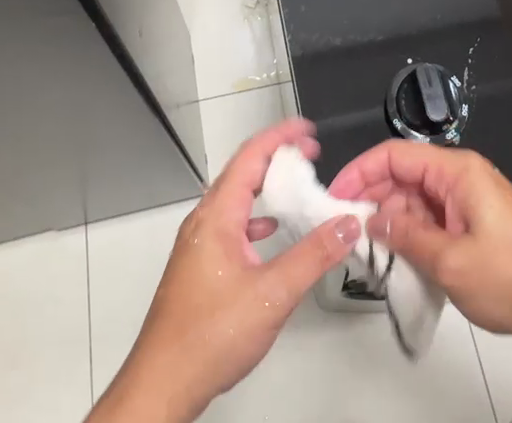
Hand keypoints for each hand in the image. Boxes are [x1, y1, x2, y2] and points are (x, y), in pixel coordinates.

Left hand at [91, 118, 361, 422]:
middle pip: (242, 174)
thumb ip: (314, 255)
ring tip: (298, 187)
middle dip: (277, 158)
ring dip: (267, 188)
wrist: (163, 382)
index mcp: (217, 217)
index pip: (250, 158)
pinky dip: (257, 217)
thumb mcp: (272, 294)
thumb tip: (348, 224)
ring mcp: (199, 245)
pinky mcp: (200, 267)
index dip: (280, 137)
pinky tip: (271, 233)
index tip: (308, 129)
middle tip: (312, 154)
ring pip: (236, 200)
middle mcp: (204, 223)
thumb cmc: (210, 335)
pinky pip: (232, 225)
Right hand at [329, 141, 511, 341]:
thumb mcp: (450, 262)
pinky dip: (412, 233)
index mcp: (458, 172)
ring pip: (415, 198)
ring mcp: (469, 199)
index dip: (360, 171)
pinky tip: (398, 256)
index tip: (334, 196)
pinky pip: (432, 217)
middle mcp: (462, 177)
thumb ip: (406, 236)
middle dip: (372, 198)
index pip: (395, 154)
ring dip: (391, 220)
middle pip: (403, 174)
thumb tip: (372, 221)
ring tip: (369, 250)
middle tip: (347, 229)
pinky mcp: (474, 221)